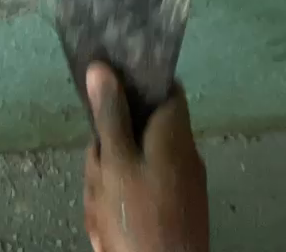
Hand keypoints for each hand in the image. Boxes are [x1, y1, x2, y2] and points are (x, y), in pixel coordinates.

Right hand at [82, 63, 210, 251]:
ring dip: (113, 174)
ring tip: (102, 203)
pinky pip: (143, 188)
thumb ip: (109, 114)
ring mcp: (184, 186)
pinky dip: (123, 197)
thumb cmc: (139, 218)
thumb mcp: (114, 161)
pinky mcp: (177, 212)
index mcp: (175, 136)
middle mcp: (186, 156)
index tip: (109, 85)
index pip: (167, 89)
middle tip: (99, 166)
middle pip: (144, 127)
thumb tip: (103, 67)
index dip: (140, 80)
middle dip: (113, 140)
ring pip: (137, 160)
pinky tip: (110, 219)